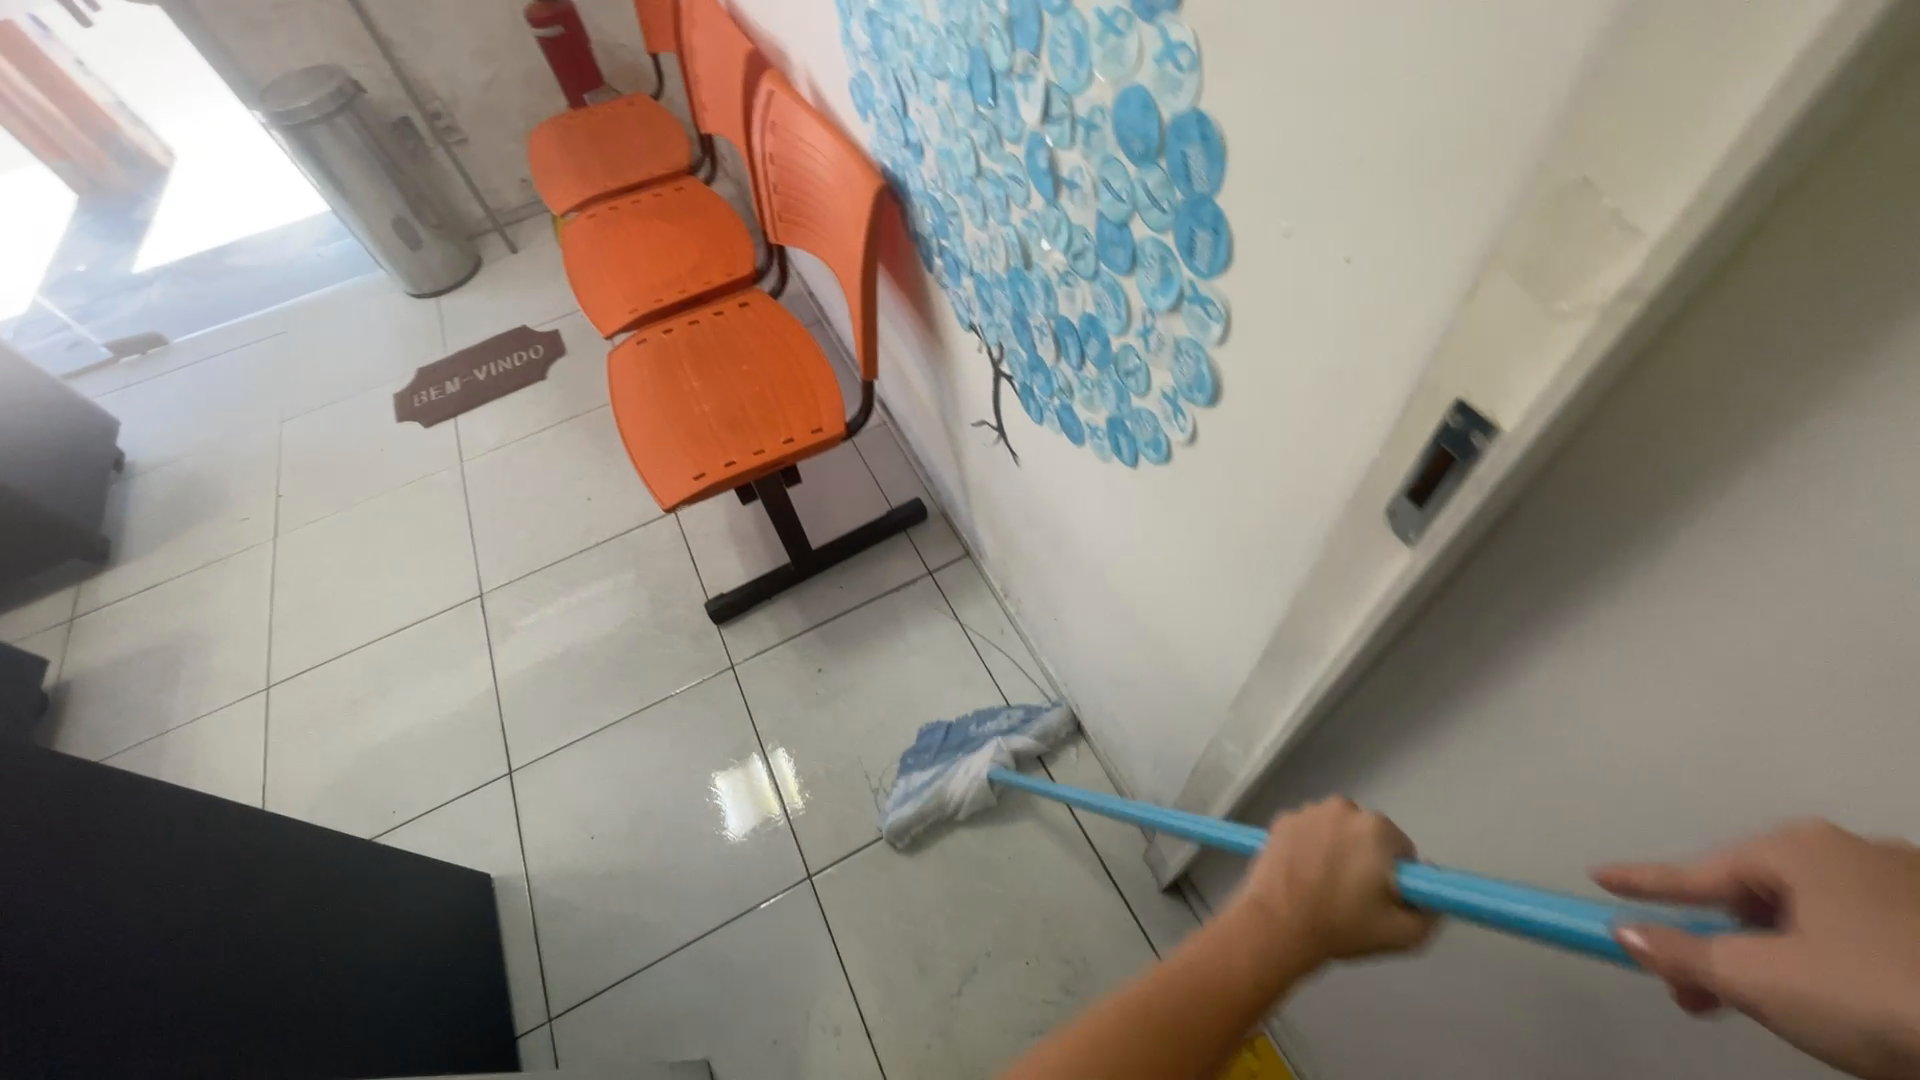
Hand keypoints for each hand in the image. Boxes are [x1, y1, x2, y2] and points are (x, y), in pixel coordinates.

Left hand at [1231, 797, 1436, 971]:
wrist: (1278, 923)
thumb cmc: (1344, 926)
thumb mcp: (1405, 933)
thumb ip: (1431, 908)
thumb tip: (1428, 879)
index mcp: (1377, 828)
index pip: (1401, 849)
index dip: (1396, 875)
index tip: (1381, 896)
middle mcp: (1342, 808)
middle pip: (1367, 834)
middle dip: (1366, 857)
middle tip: (1353, 892)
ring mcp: (1307, 811)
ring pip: (1336, 829)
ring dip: (1336, 847)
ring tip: (1324, 883)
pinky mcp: (1281, 819)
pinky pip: (1308, 830)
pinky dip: (1309, 844)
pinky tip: (1302, 871)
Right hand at [1594, 820, 1919, 1079]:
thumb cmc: (1873, 994)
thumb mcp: (1760, 981)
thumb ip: (1681, 953)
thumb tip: (1623, 932)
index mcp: (1798, 849)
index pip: (1695, 872)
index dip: (1642, 881)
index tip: (1597, 877)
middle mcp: (1853, 851)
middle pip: (1756, 899)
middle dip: (1720, 945)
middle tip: (1693, 991)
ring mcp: (1913, 886)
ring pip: (1812, 919)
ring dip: (1775, 958)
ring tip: (1770, 1006)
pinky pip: (1864, 934)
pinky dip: (1832, 962)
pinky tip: (1841, 1002)